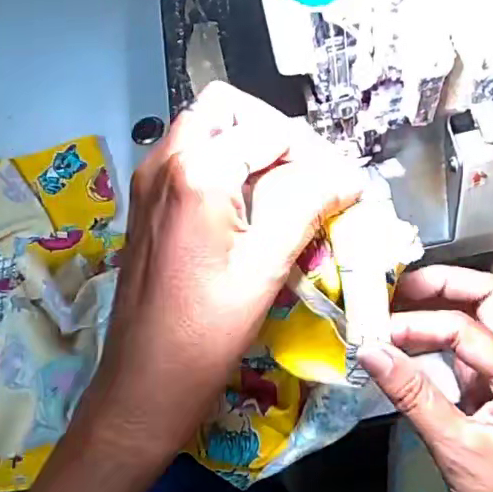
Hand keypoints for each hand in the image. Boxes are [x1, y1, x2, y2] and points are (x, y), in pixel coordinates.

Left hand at [76, 83, 362, 472]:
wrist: (144, 381)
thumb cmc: (205, 334)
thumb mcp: (265, 267)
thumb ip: (306, 205)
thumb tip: (348, 174)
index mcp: (196, 171)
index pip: (271, 131)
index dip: (314, 155)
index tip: (342, 187)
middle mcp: (163, 162)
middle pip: (226, 109)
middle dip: (271, 131)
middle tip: (306, 175)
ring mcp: (148, 182)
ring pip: (204, 131)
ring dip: (246, 147)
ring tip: (284, 192)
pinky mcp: (146, 204)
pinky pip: (187, 160)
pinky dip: (222, 167)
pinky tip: (249, 209)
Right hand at [356, 267, 492, 491]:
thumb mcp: (457, 452)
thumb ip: (413, 396)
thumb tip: (369, 350)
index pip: (466, 328)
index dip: (417, 325)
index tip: (376, 336)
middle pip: (491, 300)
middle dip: (445, 286)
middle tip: (396, 289)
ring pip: (482, 322)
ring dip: (441, 308)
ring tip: (394, 310)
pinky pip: (467, 355)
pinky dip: (437, 342)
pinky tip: (406, 347)